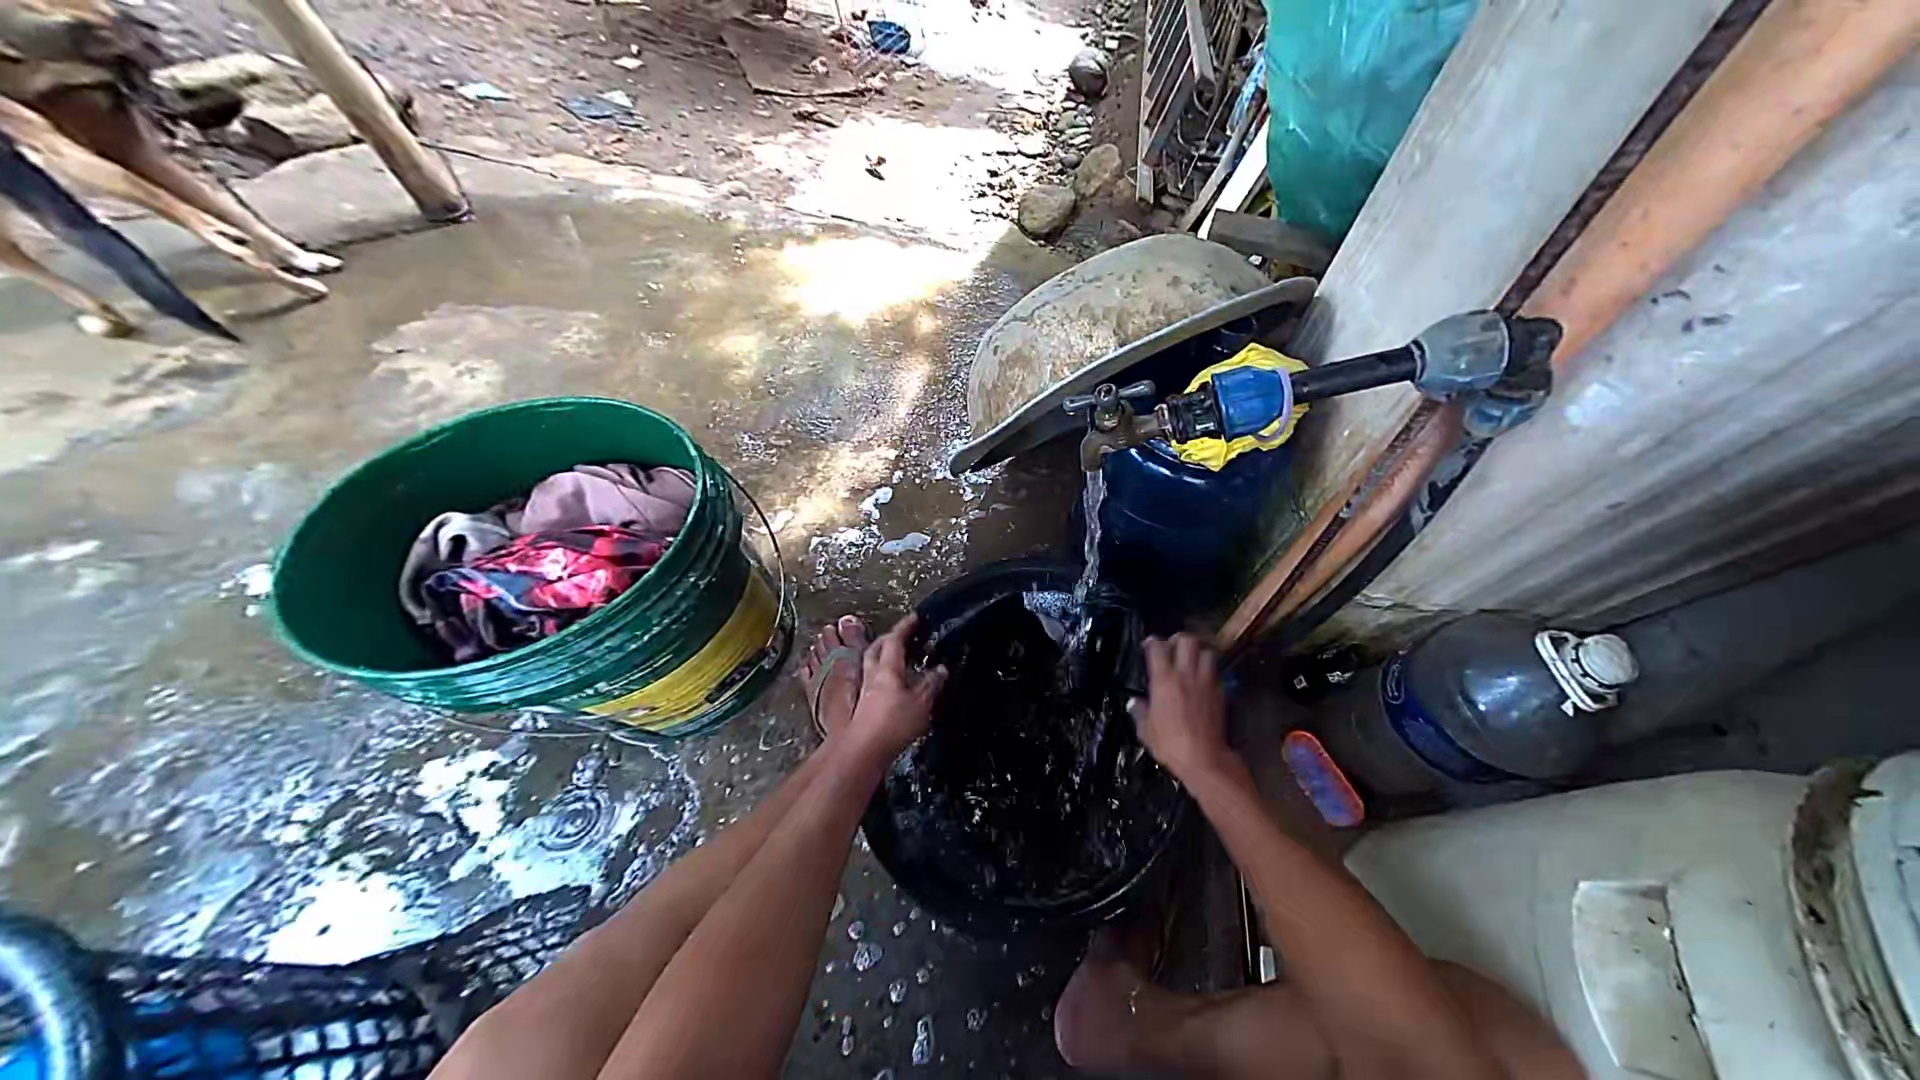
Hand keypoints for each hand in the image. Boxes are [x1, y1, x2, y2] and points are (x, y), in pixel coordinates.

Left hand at [844, 614, 947, 762]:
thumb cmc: (894, 723)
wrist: (863, 750)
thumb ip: (931, 685)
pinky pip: (868, 679)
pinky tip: (886, 684)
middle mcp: (872, 675)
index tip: (914, 617)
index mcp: (888, 668)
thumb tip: (941, 669)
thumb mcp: (921, 703)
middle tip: (903, 635)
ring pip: (869, 663)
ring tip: (894, 656)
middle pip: (877, 648)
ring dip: (880, 654)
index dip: (905, 627)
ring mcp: (863, 690)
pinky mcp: (859, 706)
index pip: (895, 640)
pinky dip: (877, 674)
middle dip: (890, 638)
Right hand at [1132, 633, 1233, 781]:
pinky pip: (1216, 673)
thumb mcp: (1146, 730)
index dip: (1152, 641)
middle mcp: (1186, 675)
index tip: (1150, 644)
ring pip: (1206, 652)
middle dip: (1179, 639)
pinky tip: (1203, 681)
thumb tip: (1136, 703)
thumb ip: (1140, 711)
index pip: (1158, 648)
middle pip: (1187, 640)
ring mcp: (1206, 682)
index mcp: (1164, 680)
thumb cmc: (1171, 744)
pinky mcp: (1220, 693)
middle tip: (1173, 647)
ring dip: (1198, 652)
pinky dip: (1209, 672)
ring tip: (1191, 660)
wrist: (1204, 758)